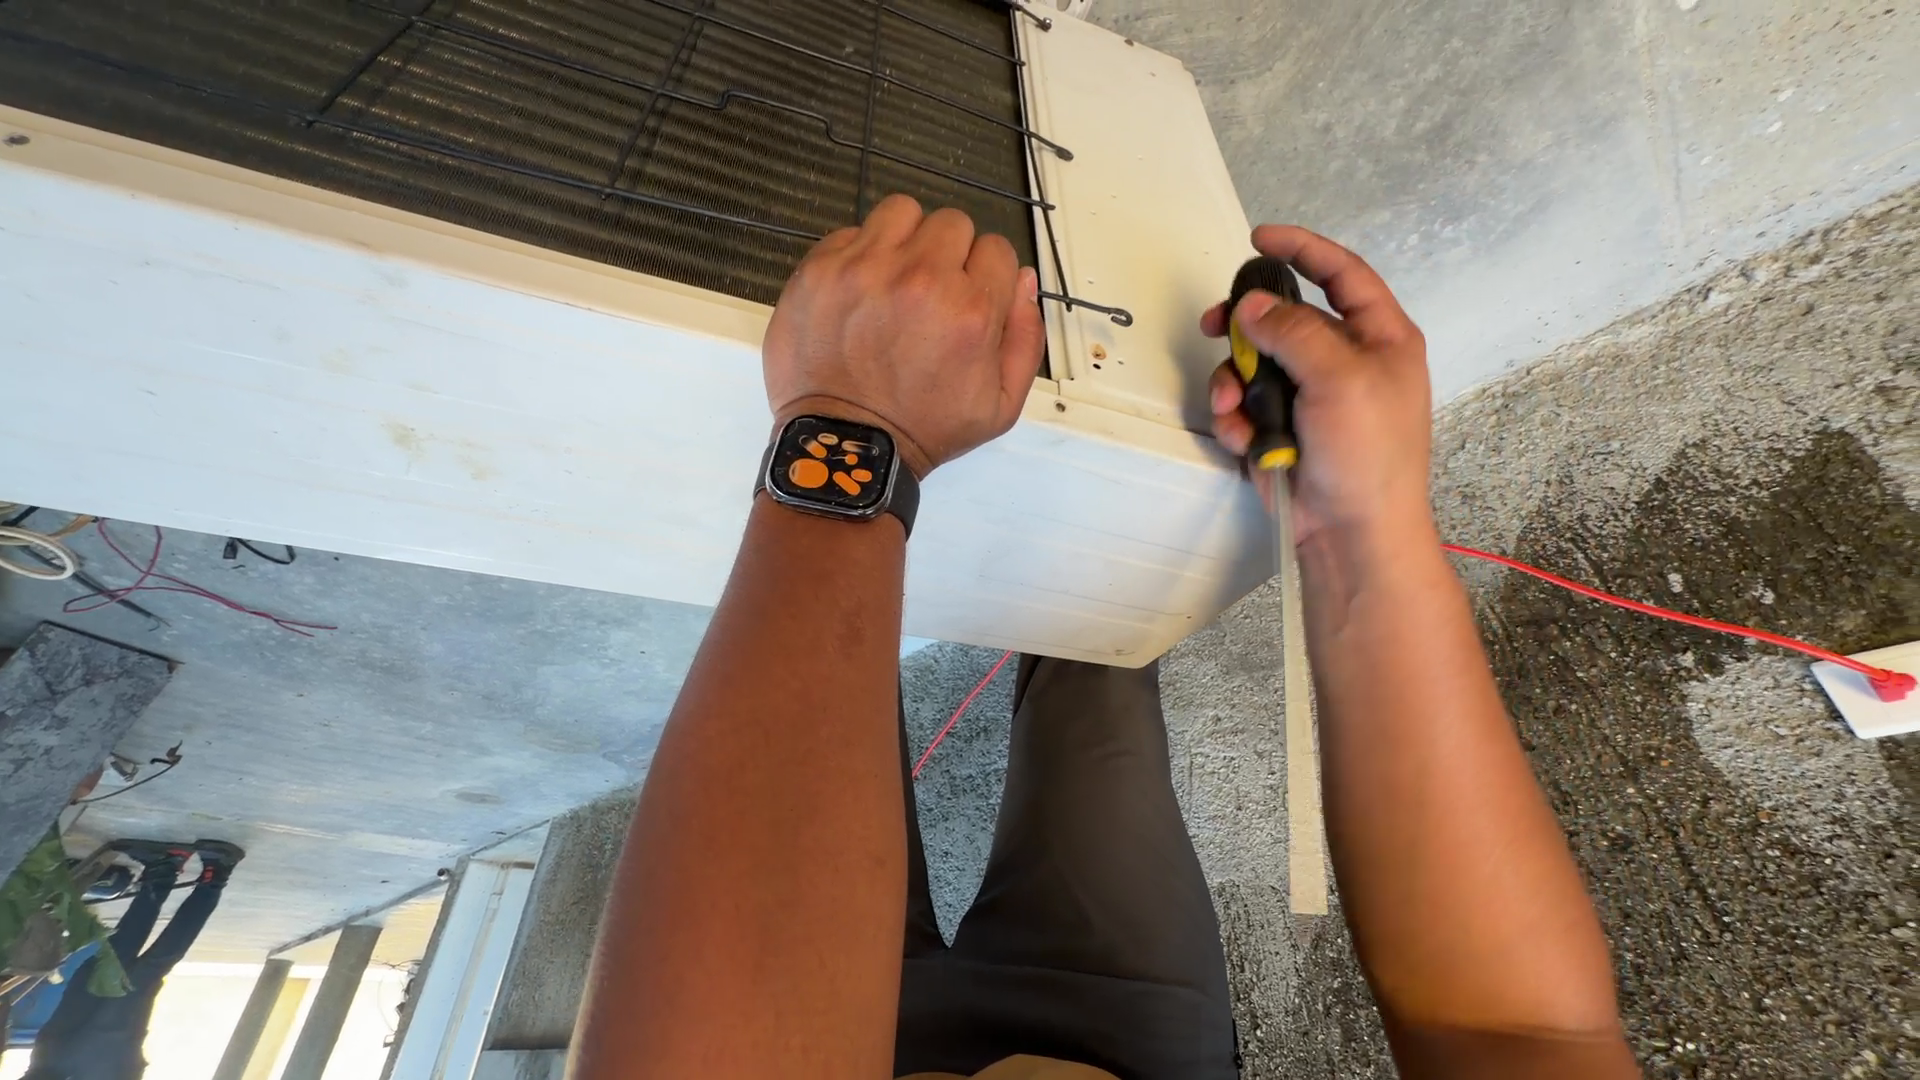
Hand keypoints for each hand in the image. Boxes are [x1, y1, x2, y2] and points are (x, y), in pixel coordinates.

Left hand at [763, 194, 1046, 478]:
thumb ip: (1026, 340)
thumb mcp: (1000, 407)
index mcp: (971, 311)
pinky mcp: (820, 269)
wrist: (847, 446)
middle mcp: (920, 278)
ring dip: (907, 240)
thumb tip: (1022, 279)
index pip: (997, 250)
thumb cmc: (925, 430)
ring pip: (902, 212)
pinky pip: (852, 232)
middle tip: (931, 295)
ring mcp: (864, 268)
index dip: (986, 278)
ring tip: (896, 281)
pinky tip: (861, 294)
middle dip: (950, 256)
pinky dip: (861, 256)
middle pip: (953, 224)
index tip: (967, 304)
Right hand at [1203, 226, 1433, 548]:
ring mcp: (1305, 397)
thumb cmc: (1367, 451)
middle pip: (1282, 320)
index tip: (1260, 238)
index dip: (1303, 250)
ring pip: (1252, 365)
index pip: (1341, 275)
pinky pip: (1242, 406)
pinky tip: (1240, 439)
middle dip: (1244, 325)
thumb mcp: (1341, 378)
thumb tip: (1249, 306)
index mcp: (1377, 338)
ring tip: (1231, 409)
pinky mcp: (1276, 428)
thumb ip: (1294, 332)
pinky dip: (1233, 419)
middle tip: (1213, 325)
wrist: (1349, 529)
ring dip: (1232, 383)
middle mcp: (1340, 361)